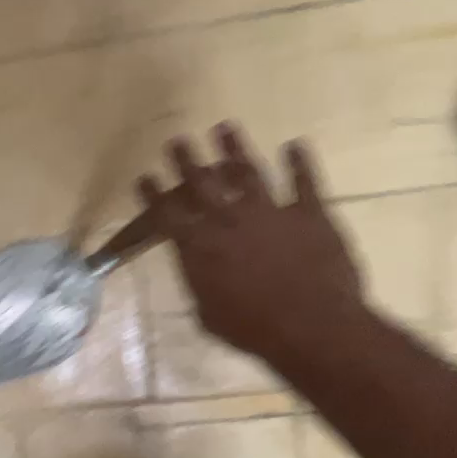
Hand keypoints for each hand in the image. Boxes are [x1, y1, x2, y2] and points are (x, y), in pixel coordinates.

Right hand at [138, 123, 368, 362]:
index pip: (167, 213)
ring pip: (248, 172)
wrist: (312, 327)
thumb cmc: (253, 330)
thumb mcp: (210, 315)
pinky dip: (300, 163)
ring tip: (225, 127)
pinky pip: (305, 182)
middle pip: (202, 183)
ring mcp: (270, 213)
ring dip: (235, 149)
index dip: (153, 193)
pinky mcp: (310, 214)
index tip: (144, 176)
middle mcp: (228, 221)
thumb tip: (199, 279)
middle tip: (177, 140)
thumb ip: (201, 287)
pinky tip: (295, 145)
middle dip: (187, 159)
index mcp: (198, 247)